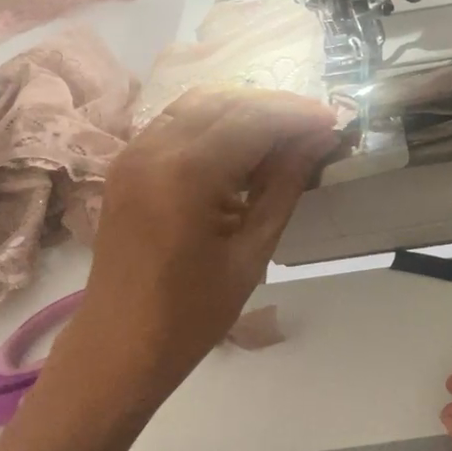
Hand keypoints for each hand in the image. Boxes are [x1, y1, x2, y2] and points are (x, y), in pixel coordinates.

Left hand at [68, 87, 338, 401]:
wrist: (116, 349)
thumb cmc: (191, 314)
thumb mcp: (252, 252)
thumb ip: (285, 185)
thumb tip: (319, 140)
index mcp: (186, 174)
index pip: (253, 119)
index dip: (298, 115)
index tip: (335, 122)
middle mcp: (154, 149)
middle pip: (226, 101)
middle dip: (275, 107)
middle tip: (315, 126)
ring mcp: (134, 154)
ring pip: (199, 103)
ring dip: (246, 109)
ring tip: (286, 134)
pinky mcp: (127, 164)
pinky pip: (178, 121)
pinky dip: (217, 122)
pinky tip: (244, 148)